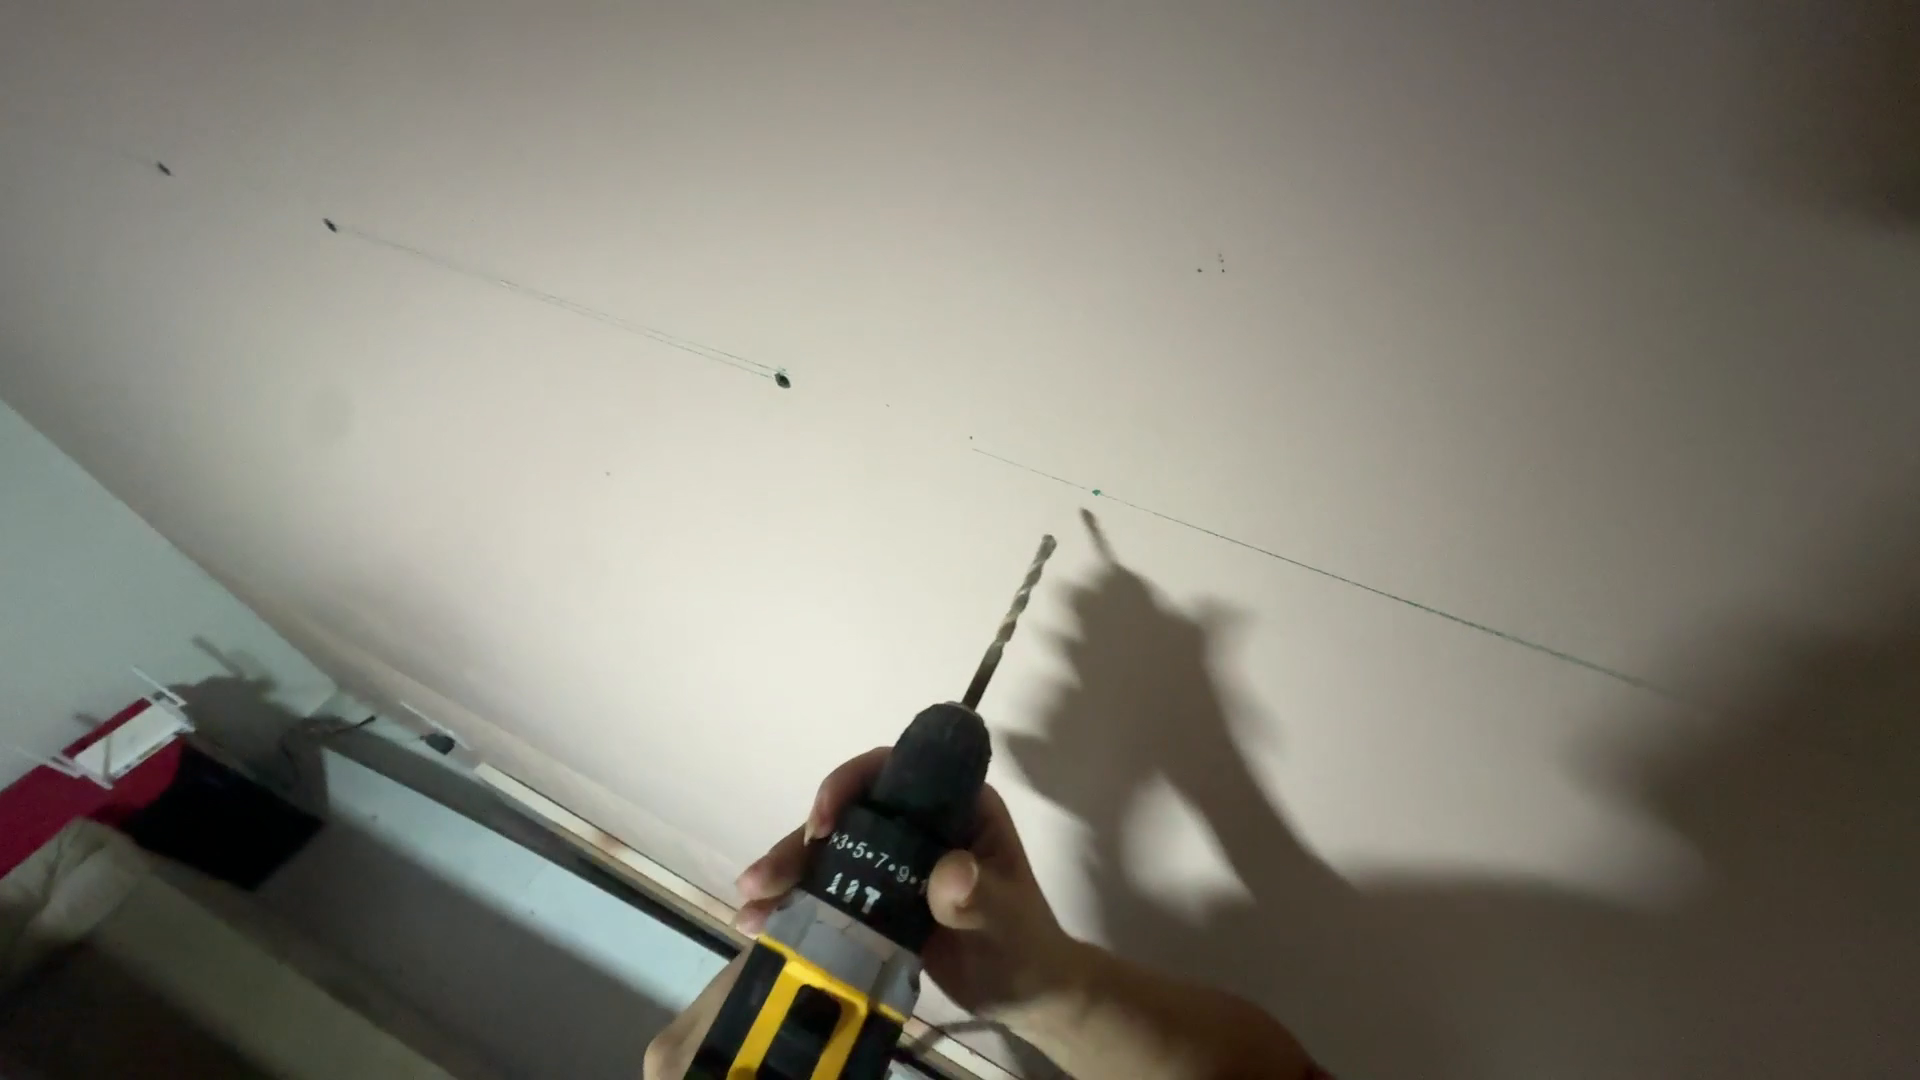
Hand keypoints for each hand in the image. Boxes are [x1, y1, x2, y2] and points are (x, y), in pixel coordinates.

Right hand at [735, 747, 1073, 1015]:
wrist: (1020, 993)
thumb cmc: (1022, 942)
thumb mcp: (1007, 918)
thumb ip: (981, 896)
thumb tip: (950, 871)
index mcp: (954, 805)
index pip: (896, 770)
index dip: (851, 781)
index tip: (823, 819)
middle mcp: (917, 822)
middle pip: (850, 813)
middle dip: (801, 841)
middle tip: (761, 878)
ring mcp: (893, 859)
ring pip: (831, 851)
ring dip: (787, 873)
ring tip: (749, 911)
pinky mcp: (876, 897)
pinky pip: (830, 890)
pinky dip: (795, 904)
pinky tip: (761, 925)